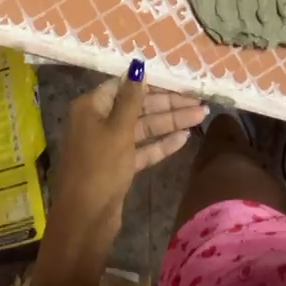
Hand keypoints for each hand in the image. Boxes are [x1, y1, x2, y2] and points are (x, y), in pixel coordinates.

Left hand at [30, 79, 205, 285]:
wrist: (85, 219)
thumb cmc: (99, 168)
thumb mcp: (118, 129)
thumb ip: (132, 98)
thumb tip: (137, 66)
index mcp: (92, 107)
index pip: (124, 86)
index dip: (151, 83)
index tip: (178, 80)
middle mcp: (99, 121)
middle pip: (137, 107)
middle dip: (168, 105)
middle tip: (199, 102)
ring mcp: (109, 145)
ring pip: (143, 128)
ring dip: (170, 123)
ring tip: (201, 116)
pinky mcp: (119, 166)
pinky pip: (142, 149)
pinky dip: (161, 144)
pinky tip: (184, 138)